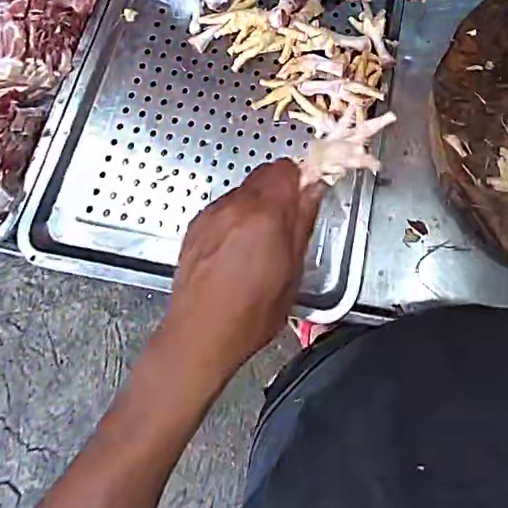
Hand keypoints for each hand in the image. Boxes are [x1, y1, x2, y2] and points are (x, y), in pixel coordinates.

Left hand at [159, 159, 320, 375]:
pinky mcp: (194, 229)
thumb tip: (313, 191)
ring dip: (258, 203)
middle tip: (290, 217)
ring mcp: (212, 216)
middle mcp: (235, 206)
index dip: (302, 179)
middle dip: (281, 189)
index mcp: (265, 213)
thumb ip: (304, 220)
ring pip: (244, 191)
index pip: (287, 169)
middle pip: (265, 174)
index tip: (308, 194)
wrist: (199, 338)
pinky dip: (236, 217)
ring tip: (263, 239)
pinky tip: (238, 248)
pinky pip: (224, 208)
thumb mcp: (294, 268)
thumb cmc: (250, 312)